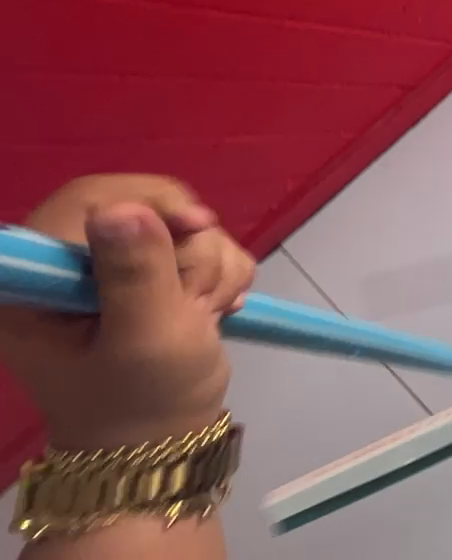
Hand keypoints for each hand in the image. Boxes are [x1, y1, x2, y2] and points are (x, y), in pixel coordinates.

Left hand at [0, 175, 254, 450]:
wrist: (163, 437)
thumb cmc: (140, 395)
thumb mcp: (143, 335)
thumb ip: (134, 271)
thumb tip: (121, 209)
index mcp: (38, 281)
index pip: (89, 199)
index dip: (148, 201)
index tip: (198, 226)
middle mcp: (71, 268)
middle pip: (151, 208)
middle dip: (194, 246)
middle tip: (197, 291)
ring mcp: (116, 274)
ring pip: (191, 231)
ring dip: (215, 266)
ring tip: (204, 312)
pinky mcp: (157, 279)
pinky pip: (212, 248)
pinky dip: (227, 275)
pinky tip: (214, 308)